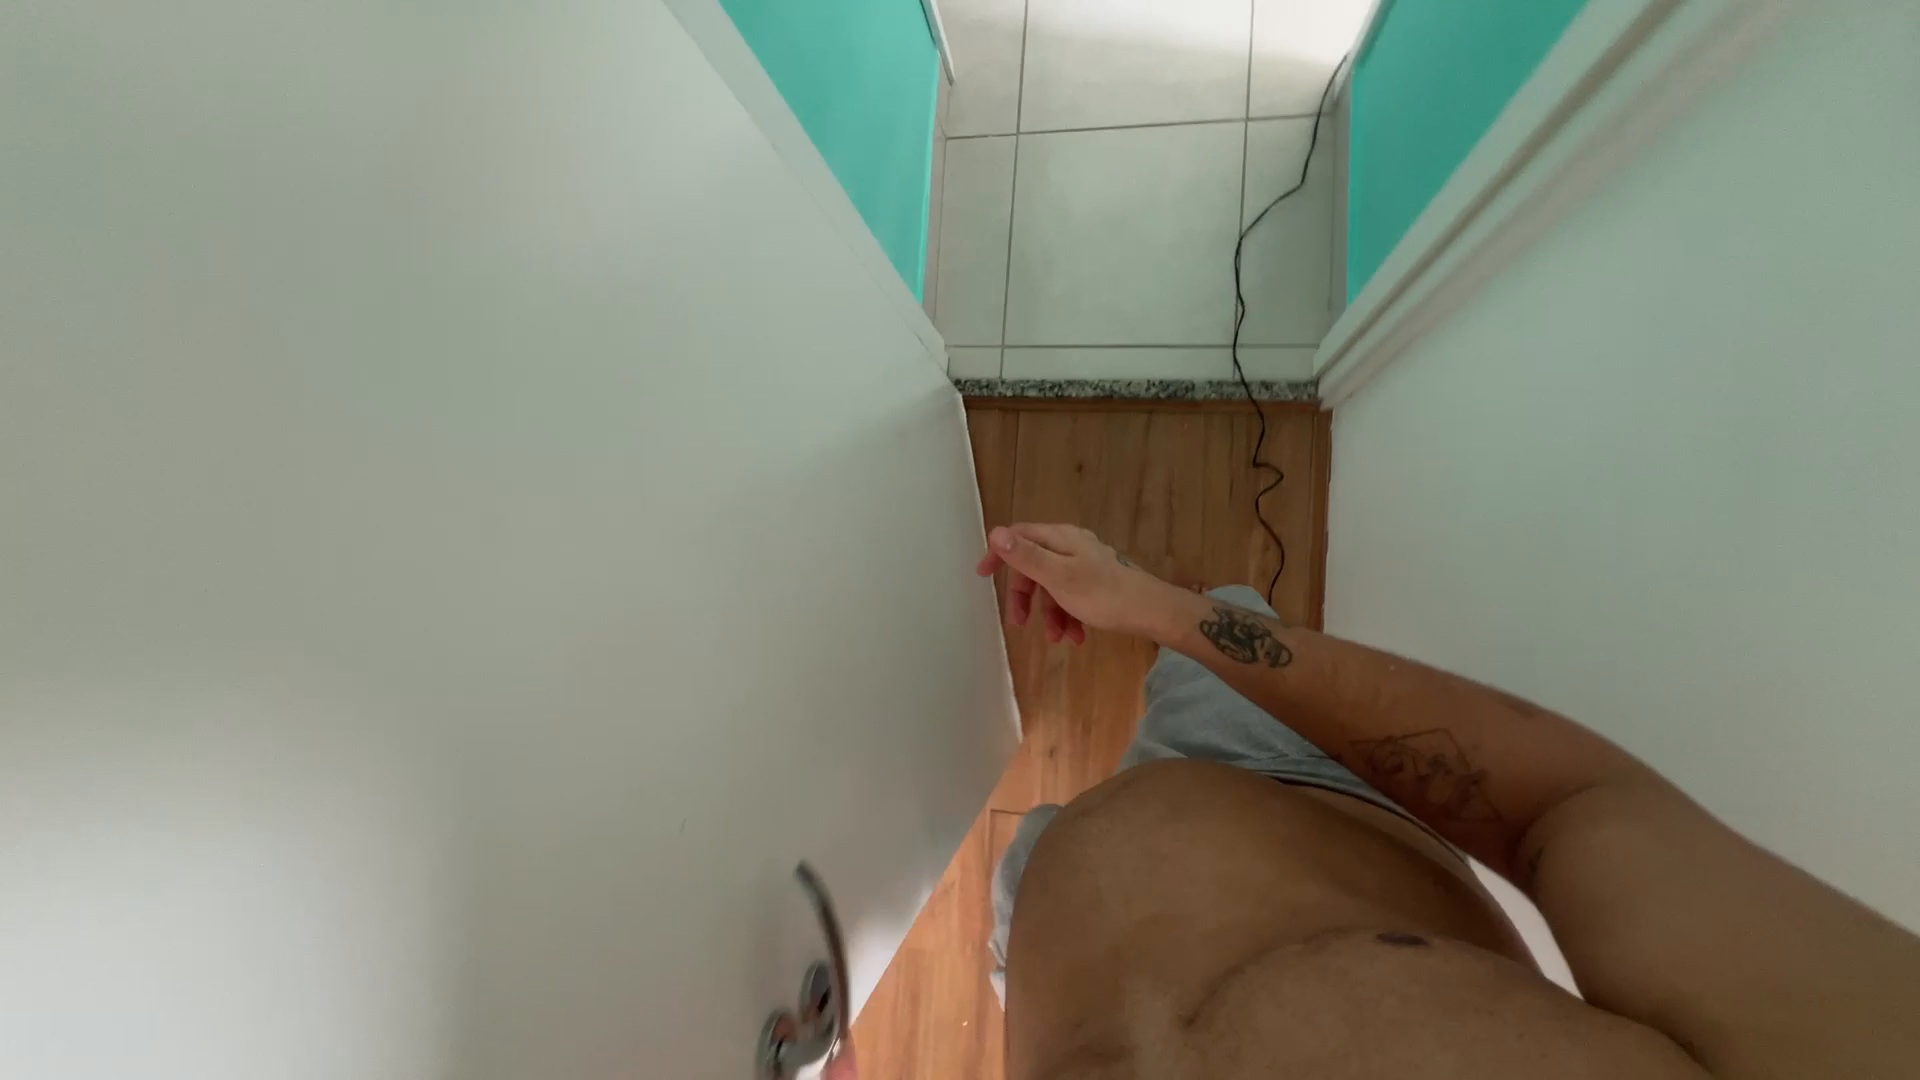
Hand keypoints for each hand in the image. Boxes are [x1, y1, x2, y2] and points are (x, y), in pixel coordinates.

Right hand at [973, 523, 1183, 642]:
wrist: (1153, 611)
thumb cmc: (1103, 594)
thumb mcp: (1058, 577)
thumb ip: (1026, 556)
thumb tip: (995, 533)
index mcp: (1060, 538)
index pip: (1018, 536)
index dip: (998, 553)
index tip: (983, 576)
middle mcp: (1071, 545)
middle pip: (1034, 565)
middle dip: (1026, 596)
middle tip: (1020, 622)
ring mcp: (1085, 563)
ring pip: (1052, 585)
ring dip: (1049, 613)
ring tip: (1058, 638)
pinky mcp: (1097, 581)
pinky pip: (1071, 595)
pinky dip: (1068, 615)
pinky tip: (1076, 636)